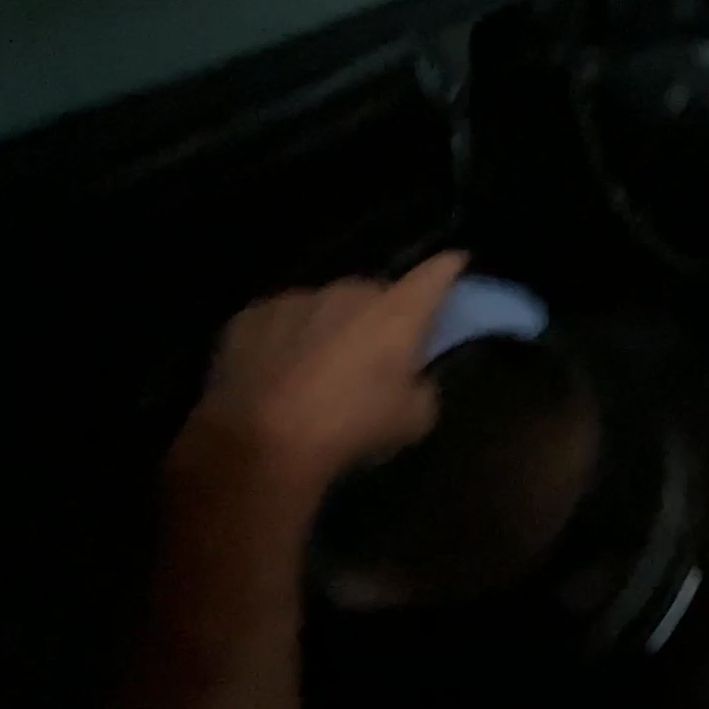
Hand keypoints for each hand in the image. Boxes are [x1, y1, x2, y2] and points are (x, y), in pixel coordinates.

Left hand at [166, 252, 467, 541]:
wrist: (259, 446)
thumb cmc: (353, 427)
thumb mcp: (416, 416)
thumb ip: (423, 383)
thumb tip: (411, 374)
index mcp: (398, 313)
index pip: (435, 274)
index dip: (449, 267)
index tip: (457, 262)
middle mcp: (350, 294)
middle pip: (378, 292)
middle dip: (384, 314)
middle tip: (380, 349)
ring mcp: (297, 300)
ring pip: (329, 304)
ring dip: (336, 324)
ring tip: (325, 363)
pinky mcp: (251, 316)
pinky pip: (285, 318)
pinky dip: (292, 336)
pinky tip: (283, 369)